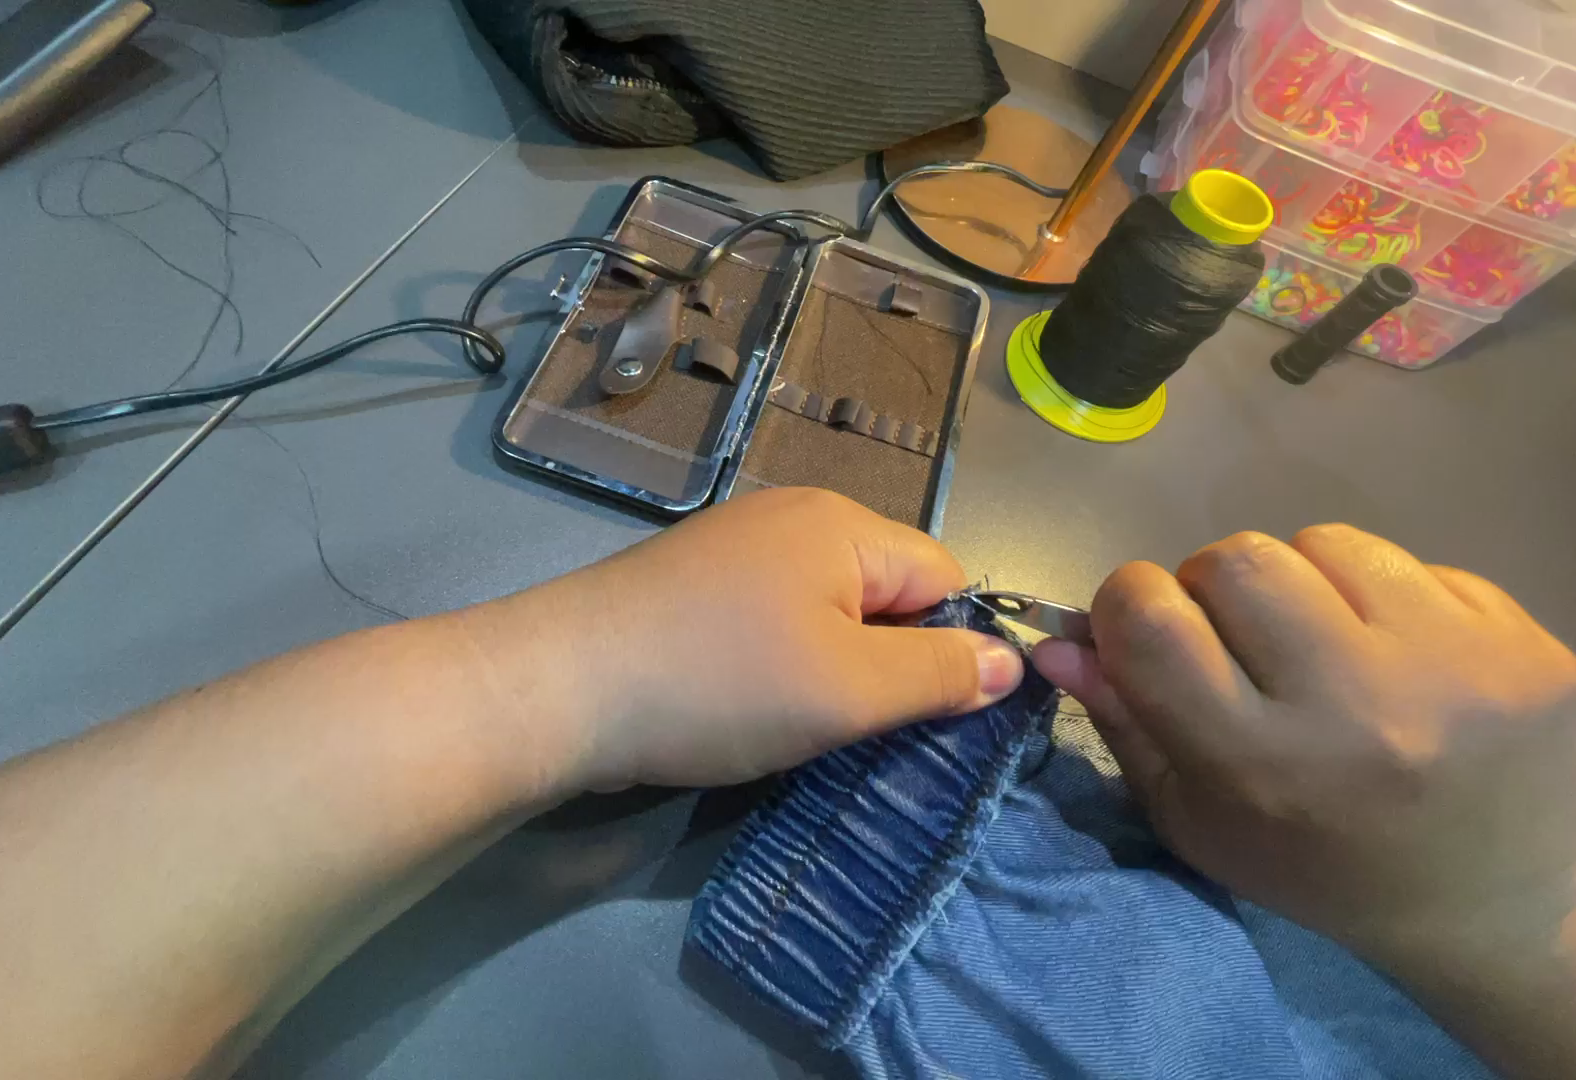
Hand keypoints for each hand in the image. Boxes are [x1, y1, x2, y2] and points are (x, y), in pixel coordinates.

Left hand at [483, 488, 1023, 792]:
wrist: (564, 687)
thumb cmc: (719, 682)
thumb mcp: (848, 688)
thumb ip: (938, 673)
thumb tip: (1011, 660)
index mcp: (840, 523)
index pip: (944, 575)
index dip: (951, 643)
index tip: (927, 711)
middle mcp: (792, 517)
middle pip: (885, 588)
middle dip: (888, 658)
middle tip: (859, 722)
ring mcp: (736, 547)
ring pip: (827, 608)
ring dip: (834, 665)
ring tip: (803, 717)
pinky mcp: (697, 583)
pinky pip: (774, 617)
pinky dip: (781, 659)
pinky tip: (753, 696)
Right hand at [1032, 525, 1575, 963]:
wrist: (1492, 900)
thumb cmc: (1303, 862)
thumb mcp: (1184, 811)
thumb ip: (1117, 717)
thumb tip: (1053, 641)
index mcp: (1260, 765)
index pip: (1151, 620)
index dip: (1123, 603)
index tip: (1139, 628)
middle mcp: (1359, 712)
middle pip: (1232, 561)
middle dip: (1205, 586)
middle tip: (1229, 636)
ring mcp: (1456, 670)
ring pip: (1313, 542)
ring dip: (1287, 580)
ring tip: (1310, 639)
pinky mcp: (1525, 643)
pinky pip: (1398, 558)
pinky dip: (1364, 588)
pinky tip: (1384, 649)